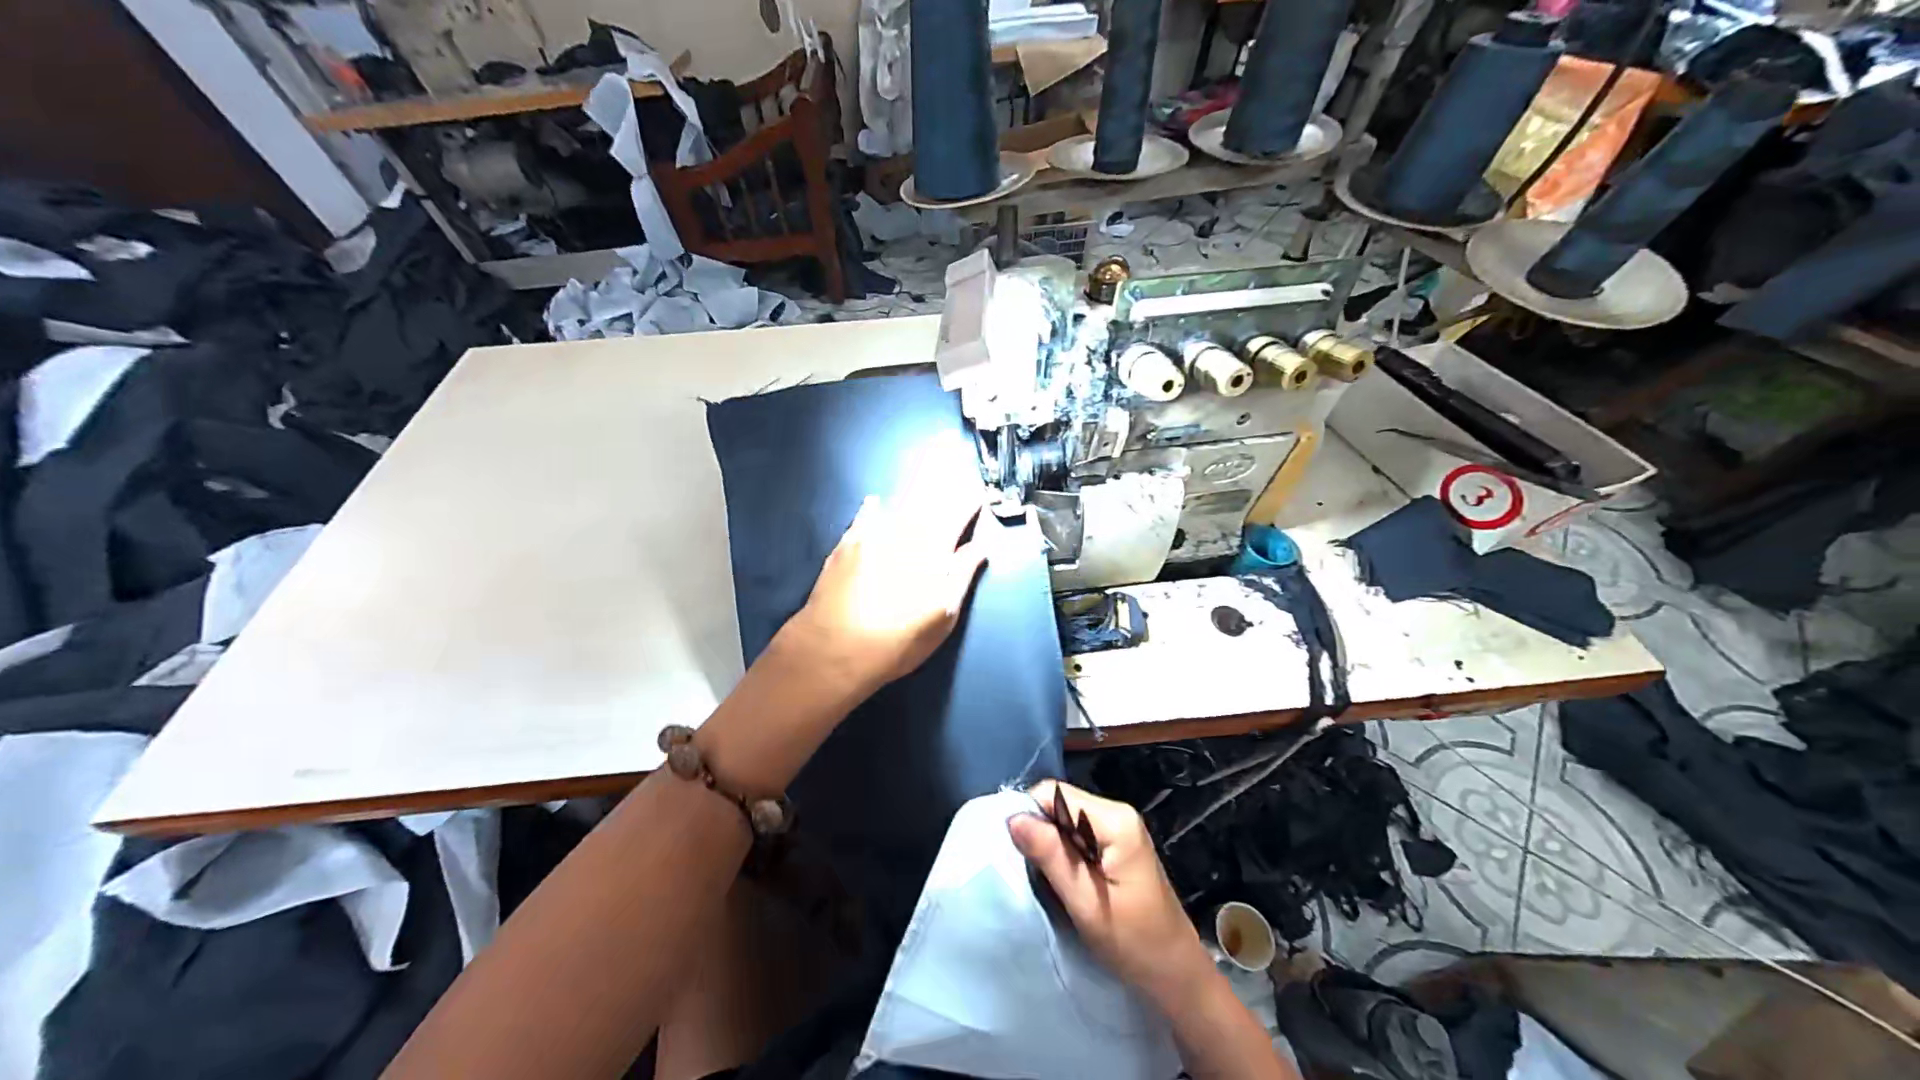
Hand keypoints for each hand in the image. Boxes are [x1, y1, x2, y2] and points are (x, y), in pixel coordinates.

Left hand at [774, 439, 988, 697]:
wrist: (832, 649)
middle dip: (943, 476)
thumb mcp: (943, 616)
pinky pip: (865, 517)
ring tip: (927, 463)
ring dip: (915, 483)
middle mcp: (902, 535)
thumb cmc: (896, 640)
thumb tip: (978, 548)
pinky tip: (877, 500)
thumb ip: (962, 575)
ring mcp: (871, 537)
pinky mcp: (847, 546)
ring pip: (899, 502)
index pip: (957, 514)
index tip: (978, 490)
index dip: (970, 500)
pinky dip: (875, 507)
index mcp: (933, 550)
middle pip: (928, 498)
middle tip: (951, 452)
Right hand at [1009, 780, 1214, 1009]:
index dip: (1030, 817)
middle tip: (1040, 874)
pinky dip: (1065, 853)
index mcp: (1114, 820)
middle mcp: (1117, 812)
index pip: (1053, 793)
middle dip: (1041, 833)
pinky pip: (1076, 833)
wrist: (1175, 973)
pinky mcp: (1116, 842)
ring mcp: (1119, 826)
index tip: (1022, 855)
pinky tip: (1069, 880)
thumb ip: (1050, 855)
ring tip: (1054, 880)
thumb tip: (1013, 817)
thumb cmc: (1133, 942)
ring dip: (1052, 846)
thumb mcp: (1085, 902)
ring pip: (1065, 818)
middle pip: (1059, 803)